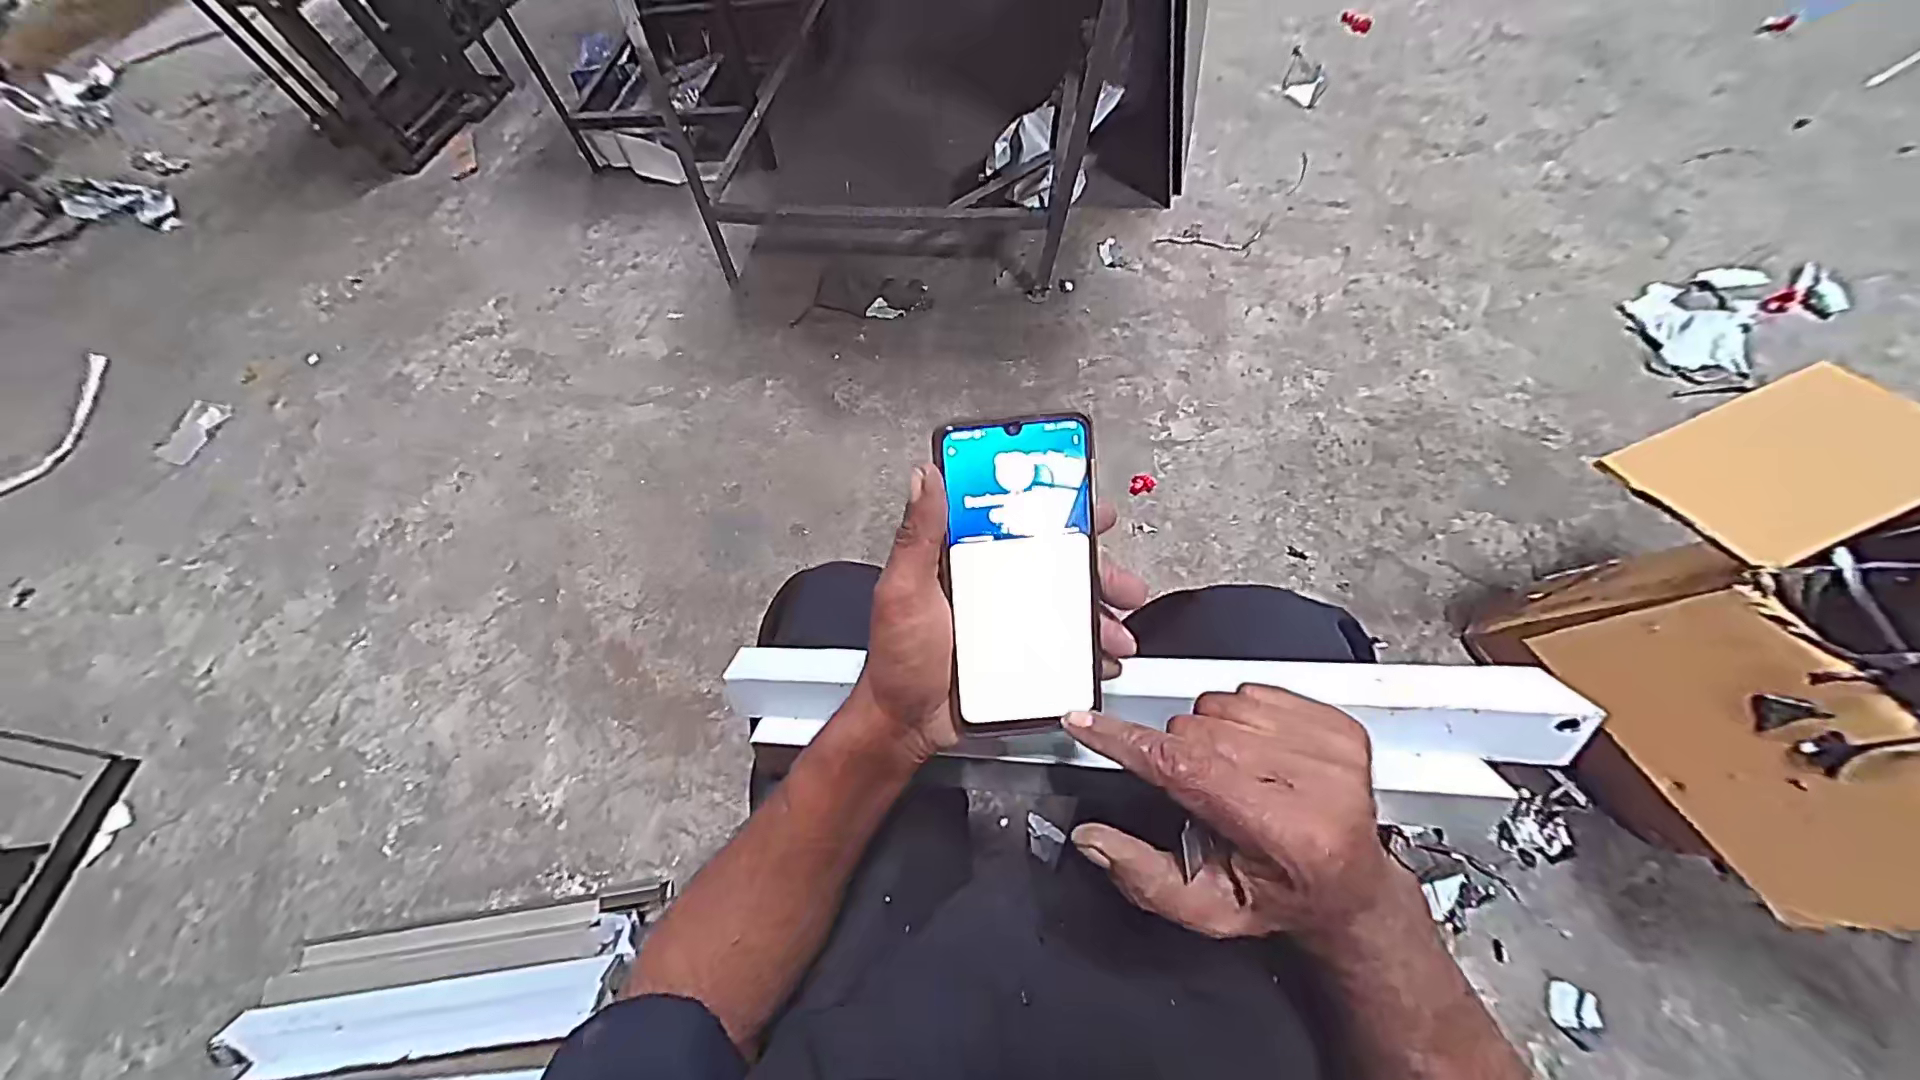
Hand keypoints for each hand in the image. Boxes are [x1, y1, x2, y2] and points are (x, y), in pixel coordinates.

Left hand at [853, 463, 1149, 762]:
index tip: (1081, 500)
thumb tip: (925, 478)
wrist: (906, 722)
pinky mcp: (1018, 651)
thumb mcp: (904, 590)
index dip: (1048, 506)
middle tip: (1117, 577)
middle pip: (1051, 561)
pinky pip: (1062, 641)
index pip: (1010, 519)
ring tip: (1116, 629)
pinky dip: (1088, 647)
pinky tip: (1103, 656)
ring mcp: (1006, 618)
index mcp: (961, 560)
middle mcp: (989, 584)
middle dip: (1093, 565)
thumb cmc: (897, 659)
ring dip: (1099, 611)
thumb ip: (918, 535)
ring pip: (1064, 602)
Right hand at [1062, 685, 1411, 945]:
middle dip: (1178, 755)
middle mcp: (1319, 785)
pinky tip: (1256, 753)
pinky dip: (1239, 717)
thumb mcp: (1209, 908)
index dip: (1125, 740)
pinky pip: (1250, 691)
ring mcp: (1332, 748)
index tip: (1086, 723)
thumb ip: (1143, 876)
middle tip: (1204, 795)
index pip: (1184, 766)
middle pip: (1195, 731)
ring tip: (1234, 775)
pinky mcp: (1338, 723)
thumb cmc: (1284, 897)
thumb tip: (1092, 838)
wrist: (1353, 887)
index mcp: (1288, 834)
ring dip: (1209, 733)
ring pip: (1218, 704)